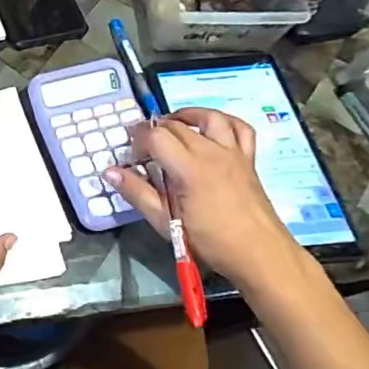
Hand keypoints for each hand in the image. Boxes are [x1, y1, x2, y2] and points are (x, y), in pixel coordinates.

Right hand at [105, 107, 303, 288]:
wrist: (257, 252)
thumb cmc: (209, 241)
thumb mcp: (166, 223)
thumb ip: (137, 193)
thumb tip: (111, 172)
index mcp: (188, 168)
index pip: (156, 137)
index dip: (138, 140)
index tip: (132, 155)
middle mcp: (211, 152)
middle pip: (177, 126)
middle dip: (155, 131)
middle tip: (144, 148)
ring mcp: (233, 152)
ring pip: (209, 117)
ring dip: (187, 116)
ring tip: (173, 126)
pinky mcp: (248, 158)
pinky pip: (240, 128)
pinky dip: (224, 121)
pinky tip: (212, 128)